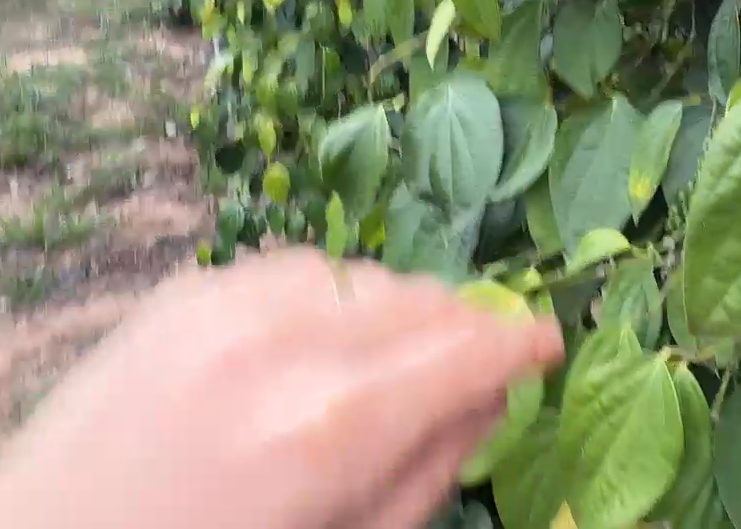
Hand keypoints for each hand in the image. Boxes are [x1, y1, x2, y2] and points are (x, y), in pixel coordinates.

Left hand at [0, 252, 563, 528]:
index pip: (465, 350)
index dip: (521, 340)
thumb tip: (493, 394)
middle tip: (463, 374)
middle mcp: (284, 340)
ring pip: (374, 277)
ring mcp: (229, 300)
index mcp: (322, 429)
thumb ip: (428, 471)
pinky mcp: (191, 287)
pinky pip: (308, 270)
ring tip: (375, 372)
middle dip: (460, 334)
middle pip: (426, 301)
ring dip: (398, 318)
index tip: (550, 340)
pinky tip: (312, 347)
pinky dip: (336, 302)